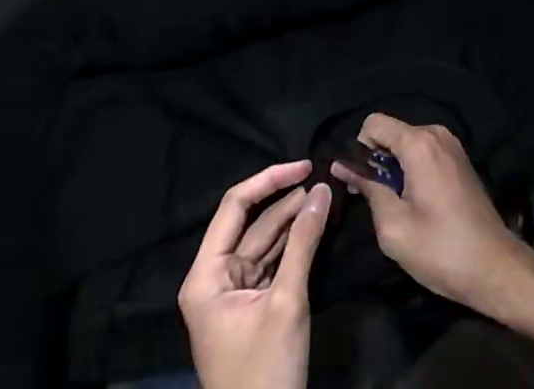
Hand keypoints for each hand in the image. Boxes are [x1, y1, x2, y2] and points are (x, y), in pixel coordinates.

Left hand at [178, 161, 329, 388]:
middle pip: (251, 223)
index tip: (305, 166)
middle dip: (286, 200)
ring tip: (326, 197)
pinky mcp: (253, 303)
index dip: (269, 181)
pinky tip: (317, 226)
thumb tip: (321, 190)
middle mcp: (215, 277)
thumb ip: (303, 241)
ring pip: (266, 241)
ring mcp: (234, 291)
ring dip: (294, 220)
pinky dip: (295, 243)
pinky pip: (274, 261)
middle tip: (325, 180)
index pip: (234, 208)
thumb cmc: (264, 367)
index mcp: (206, 275)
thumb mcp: (287, 300)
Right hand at [331, 114, 533, 317]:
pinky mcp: (459, 160)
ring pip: (407, 143)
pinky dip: (410, 169)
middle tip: (372, 199)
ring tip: (392, 205)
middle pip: (391, 133)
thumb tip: (343, 164)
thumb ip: (368, 187)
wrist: (492, 264)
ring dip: (392, 167)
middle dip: (375, 160)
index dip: (358, 149)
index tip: (358, 182)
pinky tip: (413, 202)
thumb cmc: (439, 248)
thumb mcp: (393, 224)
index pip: (374, 123)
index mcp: (420, 143)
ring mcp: (452, 146)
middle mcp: (437, 134)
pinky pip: (424, 152)